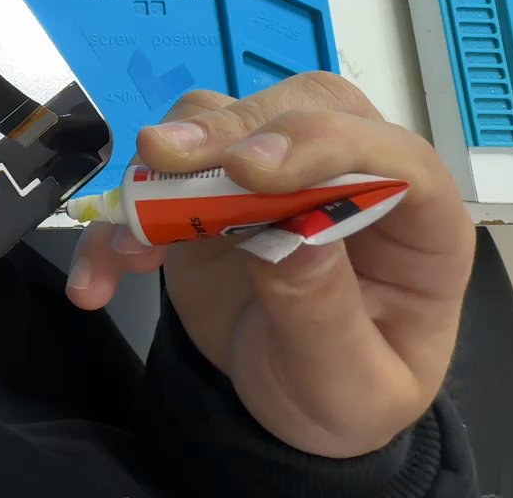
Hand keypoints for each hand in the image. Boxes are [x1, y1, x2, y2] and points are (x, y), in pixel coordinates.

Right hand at [65, 73, 473, 457]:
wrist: (273, 404)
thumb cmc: (335, 396)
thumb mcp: (346, 384)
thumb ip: (322, 313)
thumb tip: (291, 233)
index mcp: (411, 228)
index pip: (393, 156)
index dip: (323, 145)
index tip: (247, 169)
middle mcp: (338, 180)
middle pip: (296, 108)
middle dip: (227, 126)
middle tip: (163, 155)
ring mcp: (263, 176)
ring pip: (215, 117)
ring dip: (164, 163)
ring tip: (133, 238)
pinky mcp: (201, 186)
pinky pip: (152, 174)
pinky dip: (117, 219)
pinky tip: (101, 278)